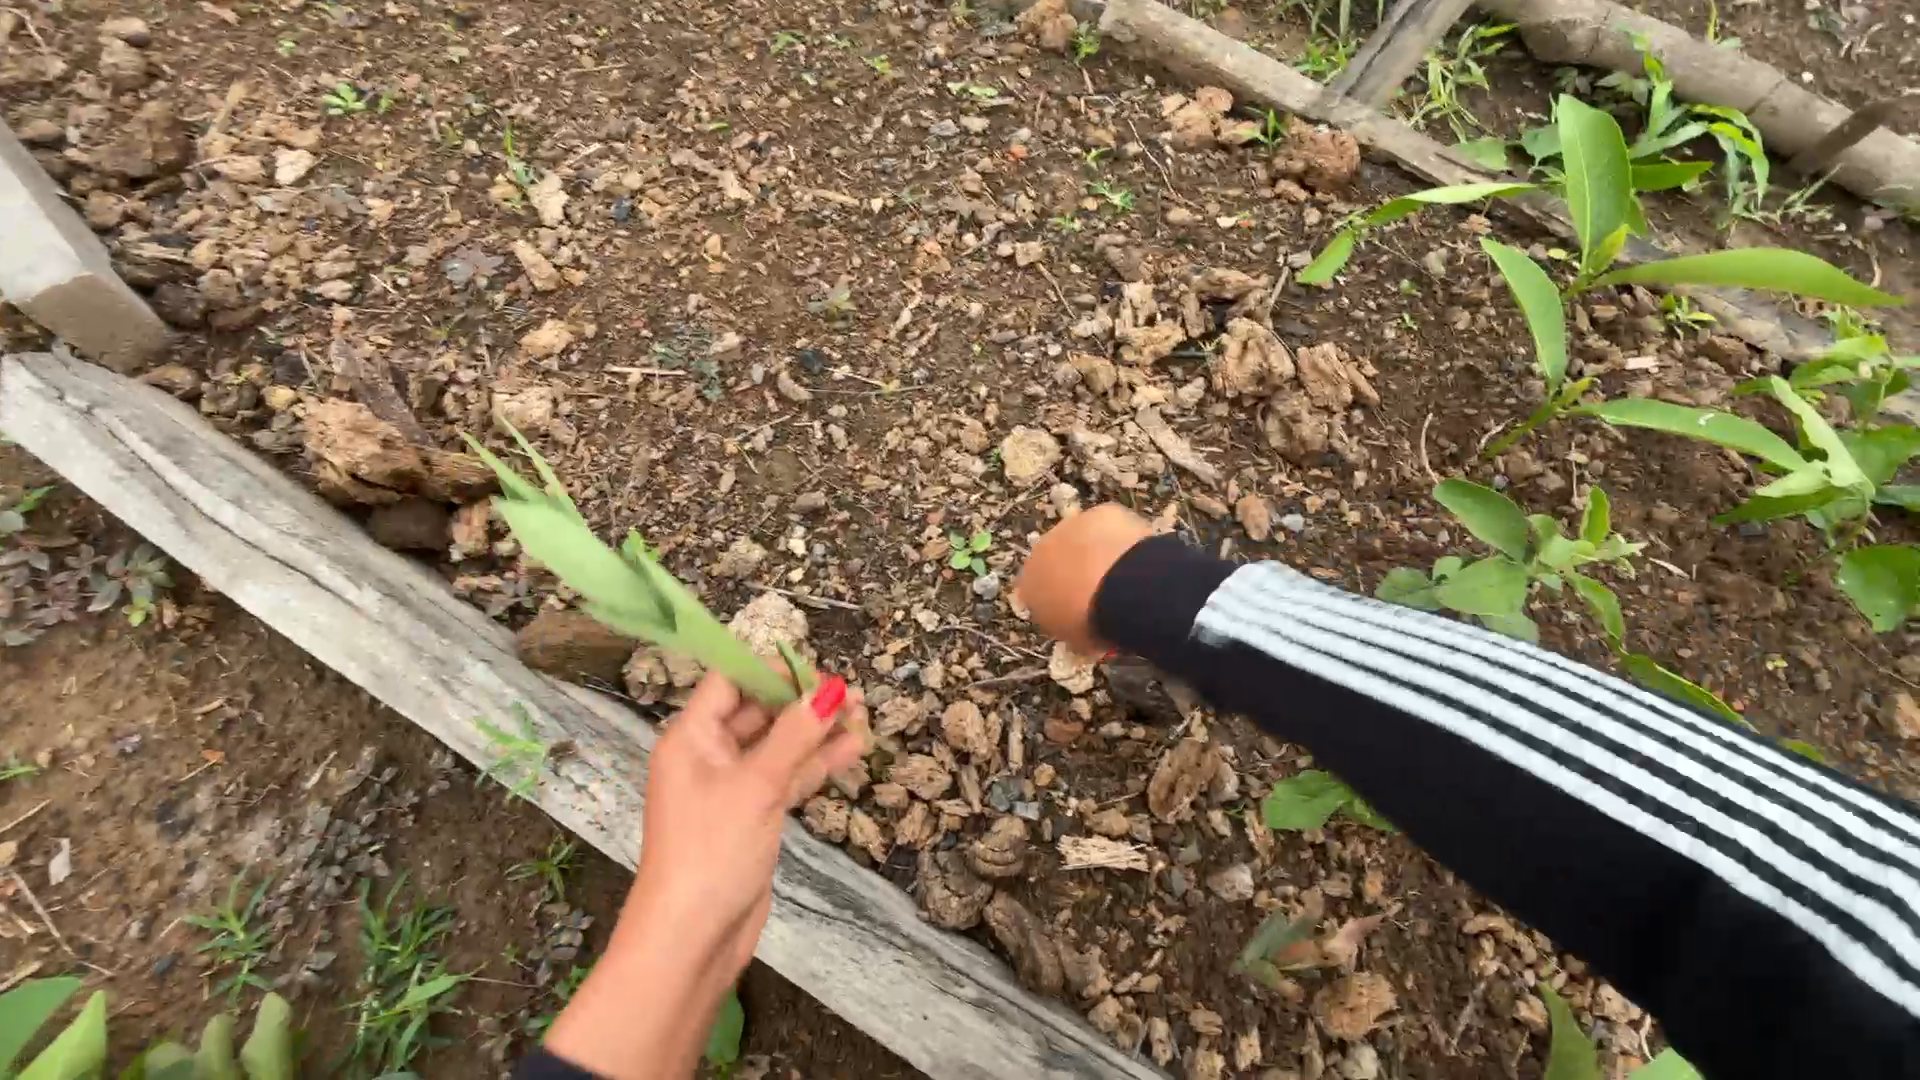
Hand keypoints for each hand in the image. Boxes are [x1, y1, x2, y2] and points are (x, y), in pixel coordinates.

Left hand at [544, 671, 864, 1079]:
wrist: (693, 938)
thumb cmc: (713, 849)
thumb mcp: (757, 784)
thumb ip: (795, 734)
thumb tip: (830, 689)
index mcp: (691, 737)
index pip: (730, 682)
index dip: (771, 669)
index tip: (817, 668)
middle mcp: (708, 755)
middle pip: (759, 711)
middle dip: (803, 701)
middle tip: (851, 694)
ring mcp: (732, 787)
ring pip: (779, 745)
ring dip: (817, 732)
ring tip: (862, 715)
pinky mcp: (753, 814)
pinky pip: (787, 776)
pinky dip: (815, 764)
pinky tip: (852, 750)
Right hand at [1015, 503, 1153, 654]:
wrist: (1120, 589)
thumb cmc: (1092, 622)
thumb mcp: (1075, 640)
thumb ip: (1069, 628)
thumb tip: (1078, 627)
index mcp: (1028, 584)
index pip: (1035, 591)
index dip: (1057, 599)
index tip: (1076, 609)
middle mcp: (1041, 550)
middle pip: (1056, 558)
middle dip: (1074, 571)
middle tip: (1102, 591)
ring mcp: (1071, 526)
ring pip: (1082, 538)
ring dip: (1096, 551)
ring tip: (1123, 573)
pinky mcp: (1101, 512)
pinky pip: (1109, 526)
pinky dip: (1120, 537)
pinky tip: (1136, 555)